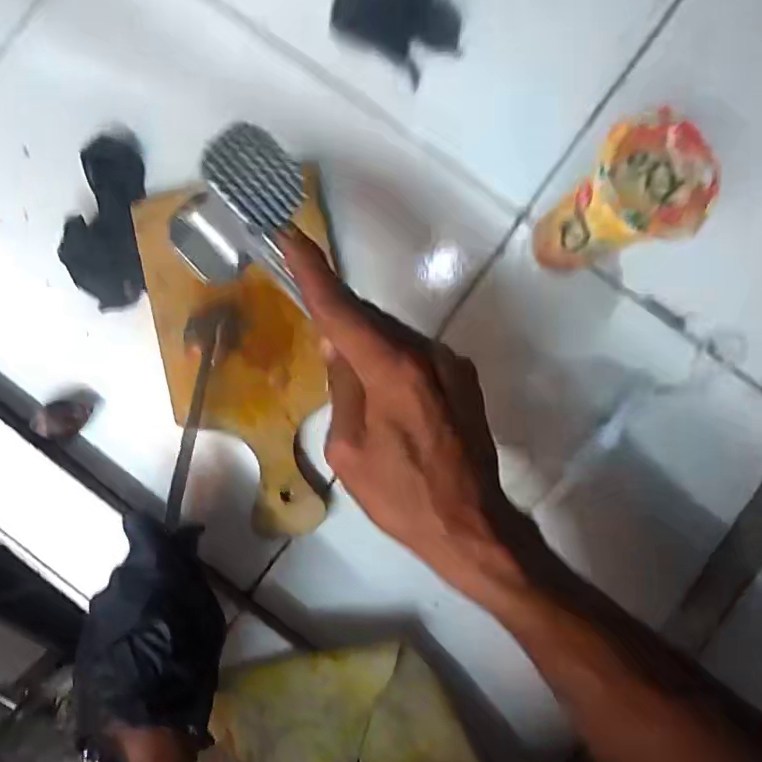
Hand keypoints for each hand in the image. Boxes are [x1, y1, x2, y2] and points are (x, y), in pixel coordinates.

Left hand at [74, 515, 223, 761]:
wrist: (141, 726)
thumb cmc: (186, 670)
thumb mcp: (206, 620)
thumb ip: (190, 576)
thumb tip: (183, 543)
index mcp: (145, 571)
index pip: (139, 527)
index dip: (151, 532)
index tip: (165, 546)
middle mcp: (113, 583)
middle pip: (132, 568)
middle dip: (149, 580)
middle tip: (170, 609)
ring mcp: (94, 611)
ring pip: (119, 597)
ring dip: (135, 609)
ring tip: (154, 641)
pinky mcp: (84, 637)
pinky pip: (108, 622)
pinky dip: (122, 630)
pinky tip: (136, 656)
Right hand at [281, 230, 523, 591]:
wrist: (469, 524)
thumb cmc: (396, 493)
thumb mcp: (347, 446)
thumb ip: (343, 387)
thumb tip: (335, 345)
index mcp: (390, 370)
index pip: (341, 310)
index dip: (313, 272)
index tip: (291, 236)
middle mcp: (425, 354)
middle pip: (367, 319)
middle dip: (334, 310)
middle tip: (304, 302)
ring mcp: (449, 365)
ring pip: (389, 336)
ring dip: (358, 338)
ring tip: (333, 358)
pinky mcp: (460, 380)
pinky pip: (409, 355)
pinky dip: (382, 357)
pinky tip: (369, 383)